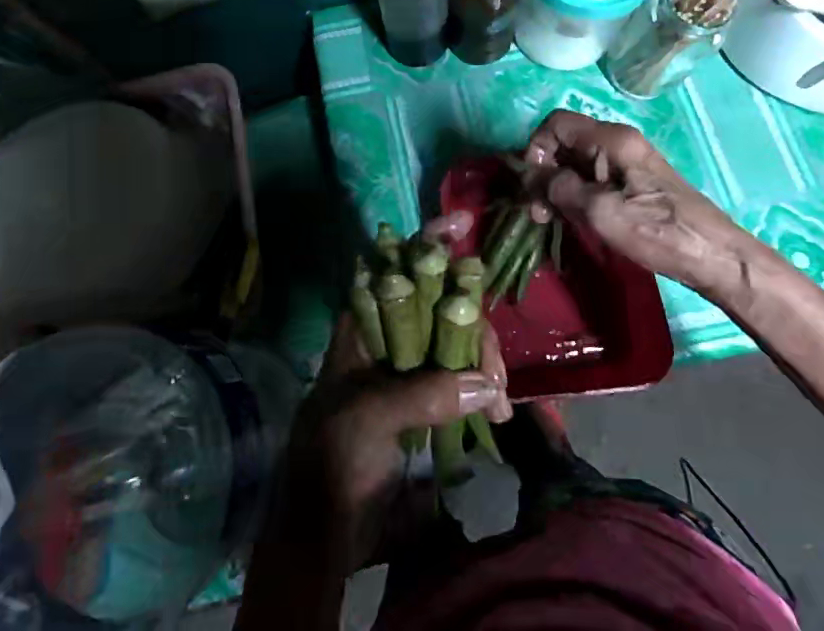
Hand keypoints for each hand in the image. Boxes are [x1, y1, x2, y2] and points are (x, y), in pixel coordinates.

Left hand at [256, 311, 509, 578]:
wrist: (323, 535)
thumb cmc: (334, 463)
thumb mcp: (370, 420)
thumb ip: (424, 394)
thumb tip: (487, 384)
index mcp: (362, 329)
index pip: (413, 289)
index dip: (450, 299)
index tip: (478, 337)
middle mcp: (385, 339)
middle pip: (442, 316)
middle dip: (475, 344)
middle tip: (498, 384)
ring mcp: (405, 370)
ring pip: (455, 348)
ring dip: (483, 371)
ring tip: (499, 411)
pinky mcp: (422, 400)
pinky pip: (459, 380)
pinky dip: (480, 391)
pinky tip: (495, 413)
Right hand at [523, 109, 755, 296]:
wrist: (712, 256)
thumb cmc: (658, 232)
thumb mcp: (601, 212)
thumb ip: (561, 188)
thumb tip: (535, 176)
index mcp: (612, 140)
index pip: (557, 123)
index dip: (536, 148)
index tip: (531, 184)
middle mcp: (618, 143)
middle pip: (565, 143)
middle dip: (543, 172)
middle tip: (537, 212)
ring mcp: (627, 163)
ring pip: (576, 163)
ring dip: (557, 187)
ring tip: (549, 220)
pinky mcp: (632, 184)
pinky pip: (592, 179)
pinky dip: (575, 195)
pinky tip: (571, 219)